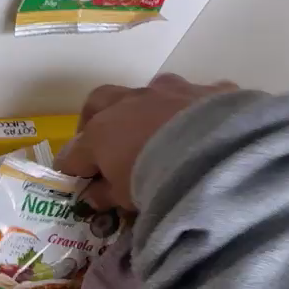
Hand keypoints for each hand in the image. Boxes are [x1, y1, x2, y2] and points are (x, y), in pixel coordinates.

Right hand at [55, 73, 237, 212]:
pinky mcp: (206, 90)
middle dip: (93, 121)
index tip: (75, 184)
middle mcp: (129, 104)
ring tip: (152, 133)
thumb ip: (104, 194)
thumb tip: (95, 193)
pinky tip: (197, 130)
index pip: (71, 153)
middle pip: (98, 102)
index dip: (71, 170)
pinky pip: (190, 97)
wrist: (217, 156)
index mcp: (100, 134)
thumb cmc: (154, 181)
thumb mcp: (122, 198)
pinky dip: (187, 112)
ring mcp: (169, 91)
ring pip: (145, 91)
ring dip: (142, 109)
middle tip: (101, 145)